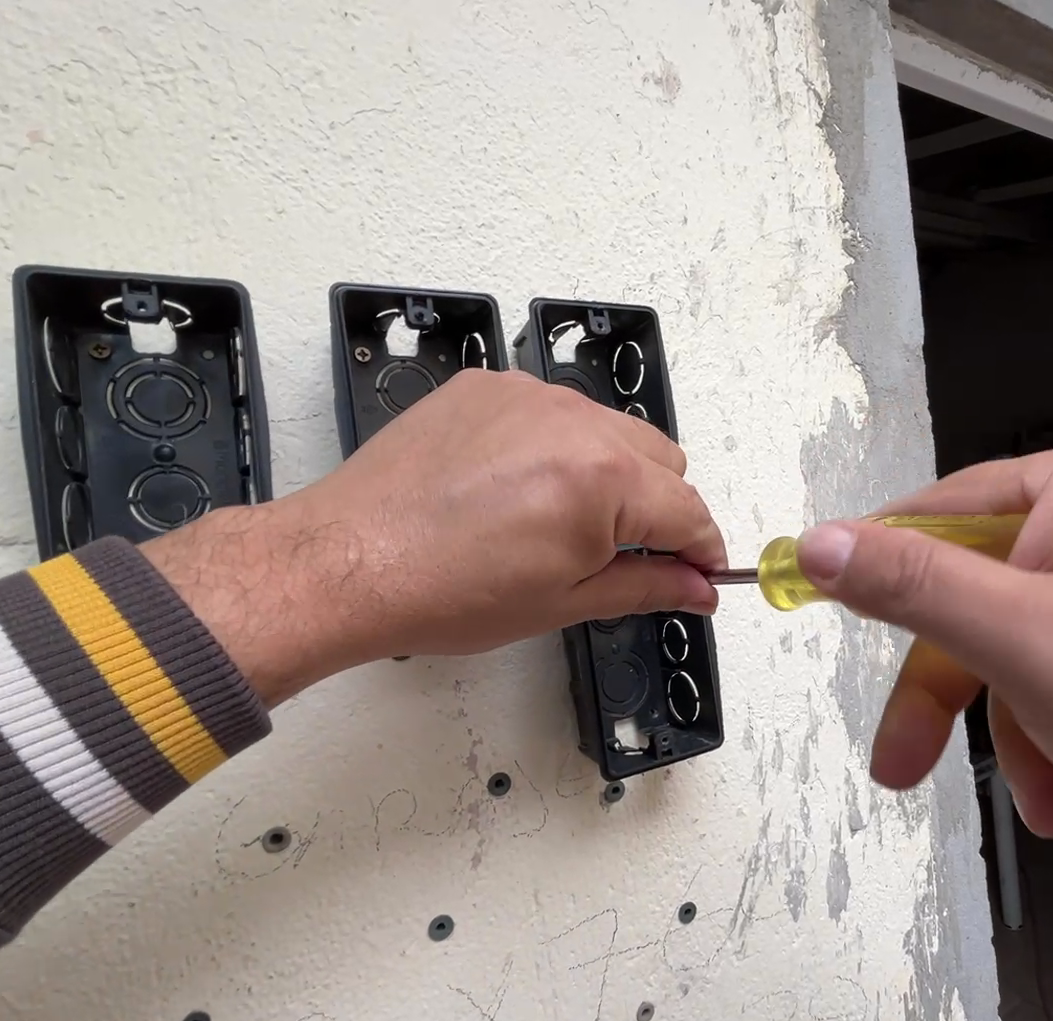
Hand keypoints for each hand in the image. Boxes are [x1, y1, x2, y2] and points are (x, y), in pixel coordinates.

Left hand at [144, 369, 725, 703]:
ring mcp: (529, 394)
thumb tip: (699, 589)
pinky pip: (557, 410)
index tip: (703, 572)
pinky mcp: (490, 386)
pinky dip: (561, 446)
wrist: (348, 562)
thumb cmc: (445, 591)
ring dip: (614, 474)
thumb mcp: (566, 601)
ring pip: (612, 430)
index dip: (704, 549)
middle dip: (662, 509)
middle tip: (628, 554)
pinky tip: (523, 487)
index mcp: (603, 480)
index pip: (689, 510)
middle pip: (663, 459)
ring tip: (566, 521)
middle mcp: (575, 421)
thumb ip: (650, 587)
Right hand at [791, 441, 1052, 860]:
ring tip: (1038, 797)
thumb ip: (908, 584)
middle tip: (901, 758)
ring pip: (1018, 647)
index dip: (867, 574)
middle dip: (942, 689)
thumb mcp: (1021, 638)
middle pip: (969, 597)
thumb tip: (818, 543)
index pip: (923, 518)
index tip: (818, 612)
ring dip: (1010, 728)